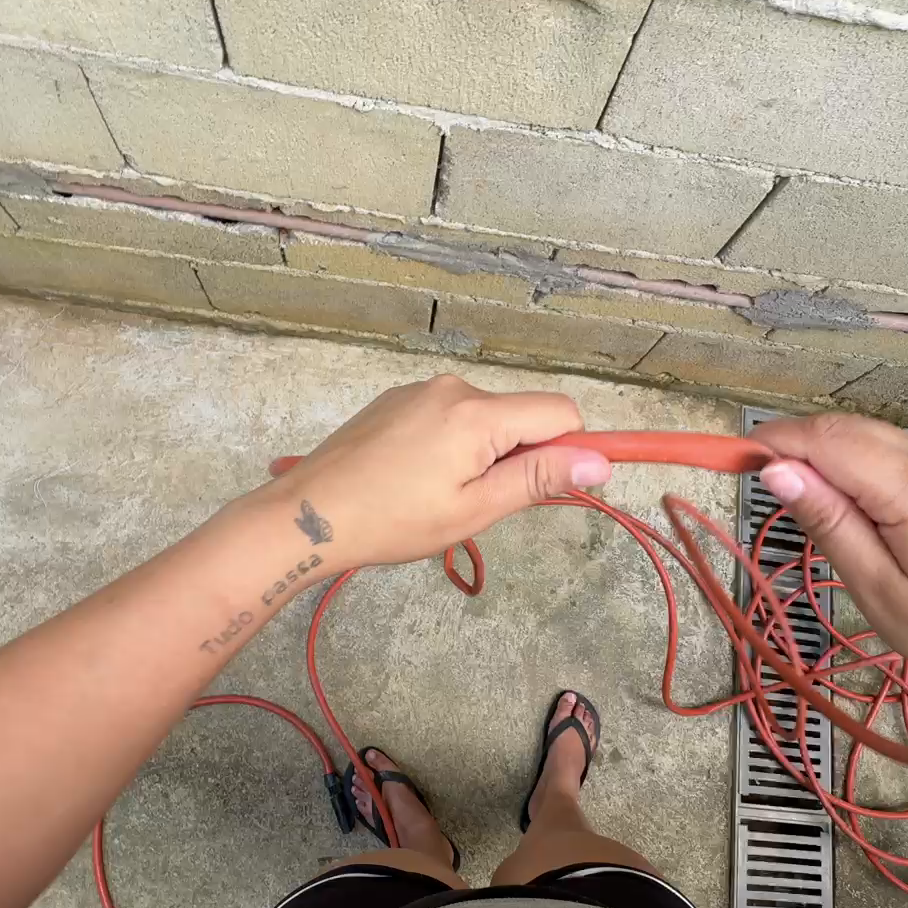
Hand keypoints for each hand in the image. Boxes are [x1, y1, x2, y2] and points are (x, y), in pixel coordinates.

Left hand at [259, 375, 610, 570]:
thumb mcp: (474, 509)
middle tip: (476, 501)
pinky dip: (452, 442)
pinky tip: (415, 475)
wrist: (307, 513)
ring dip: (483, 451)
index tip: (549, 486)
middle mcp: (453, 387)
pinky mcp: (397, 398)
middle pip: (520, 414)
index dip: (570, 449)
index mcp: (477, 412)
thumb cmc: (393, 521)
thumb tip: (600, 460)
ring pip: (484, 417)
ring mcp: (420, 389)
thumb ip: (538, 479)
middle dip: (518, 455)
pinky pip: (449, 414)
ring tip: (438, 493)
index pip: (560, 411)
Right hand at [748, 413, 907, 711]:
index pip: (828, 440)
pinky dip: (856, 463)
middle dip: (794, 443)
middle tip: (757, 483)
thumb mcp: (878, 591)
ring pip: (870, 435)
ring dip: (824, 452)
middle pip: (848, 428)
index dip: (774, 442)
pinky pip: (895, 452)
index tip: (733, 460)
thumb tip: (776, 472)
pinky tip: (845, 498)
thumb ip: (828, 523)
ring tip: (798, 498)